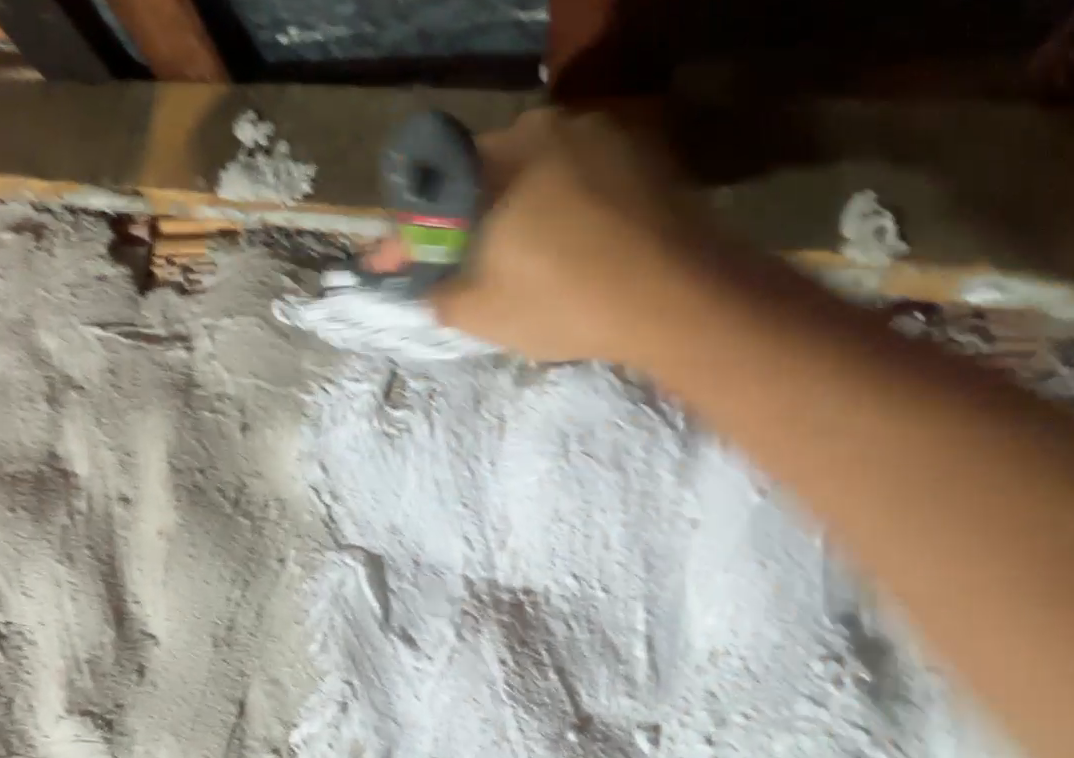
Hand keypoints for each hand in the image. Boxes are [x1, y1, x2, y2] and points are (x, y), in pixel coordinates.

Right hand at [416, 109, 740, 365]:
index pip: (431, 197)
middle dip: (460, 222)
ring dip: (511, 215)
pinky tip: (559, 251)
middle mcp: (548, 129)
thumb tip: (431, 284)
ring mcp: (602, 137)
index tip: (387, 267)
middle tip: (451, 264)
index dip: (404, 239)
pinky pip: (577, 183)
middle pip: (482, 178)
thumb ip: (438, 293)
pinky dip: (557, 213)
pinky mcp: (644, 157)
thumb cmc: (566, 302)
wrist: (686, 301)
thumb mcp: (479, 312)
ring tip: (507, 260)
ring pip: (533, 178)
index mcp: (499, 158)